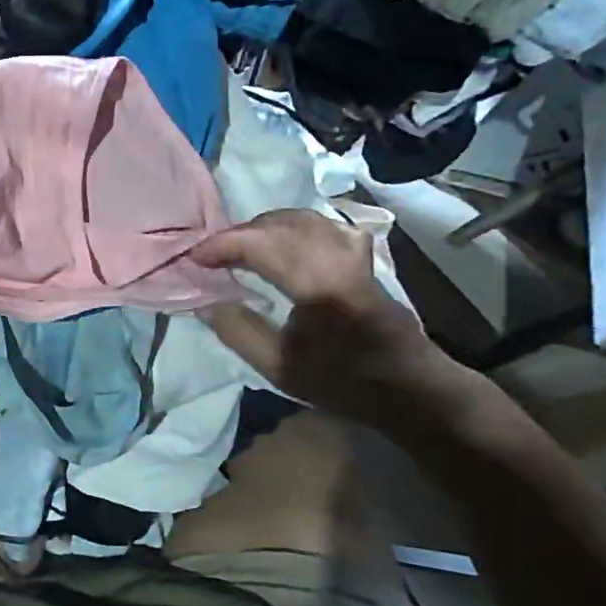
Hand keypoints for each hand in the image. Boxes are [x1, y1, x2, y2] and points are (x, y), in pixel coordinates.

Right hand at [191, 209, 475, 428]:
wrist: (411, 387)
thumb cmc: (344, 384)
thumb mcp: (280, 370)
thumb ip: (239, 332)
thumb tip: (205, 302)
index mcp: (317, 287)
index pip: (260, 245)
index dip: (221, 245)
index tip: (195, 258)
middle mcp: (336, 259)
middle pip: (279, 224)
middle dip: (238, 233)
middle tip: (213, 253)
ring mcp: (353, 252)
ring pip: (302, 217)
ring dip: (264, 225)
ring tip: (240, 244)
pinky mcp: (361, 254)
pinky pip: (323, 223)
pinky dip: (293, 224)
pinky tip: (282, 240)